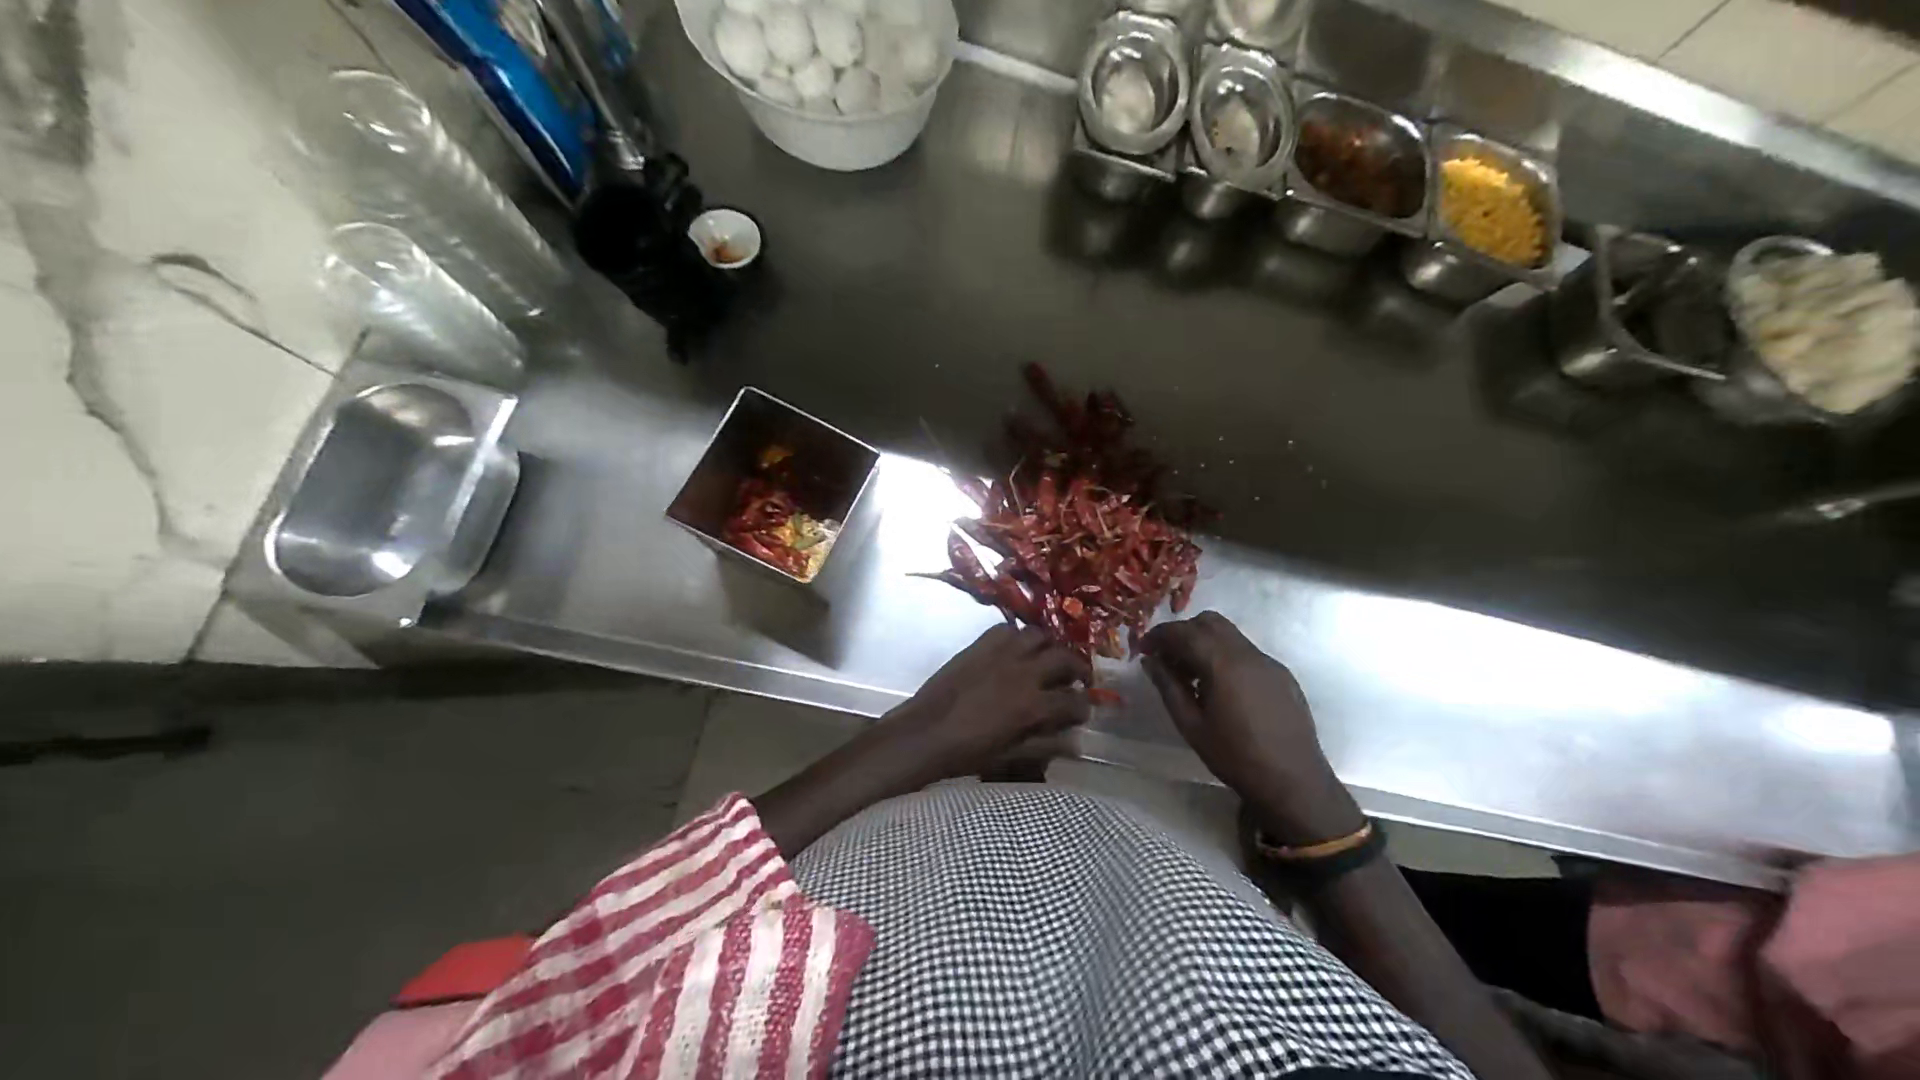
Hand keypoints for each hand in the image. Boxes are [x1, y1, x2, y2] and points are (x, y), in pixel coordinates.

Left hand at [881, 624, 1090, 784]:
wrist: (925, 733)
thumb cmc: (967, 753)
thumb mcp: (1011, 755)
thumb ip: (1046, 745)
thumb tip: (1076, 743)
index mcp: (1033, 706)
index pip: (1074, 701)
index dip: (1083, 707)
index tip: (1082, 710)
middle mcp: (1024, 673)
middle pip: (1065, 659)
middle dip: (1078, 669)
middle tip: (1076, 678)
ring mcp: (1001, 654)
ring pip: (1039, 635)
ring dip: (1049, 646)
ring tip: (1048, 657)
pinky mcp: (980, 644)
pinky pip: (1007, 629)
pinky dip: (1017, 636)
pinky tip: (1016, 648)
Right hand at [1140, 611, 1362, 844]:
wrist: (1293, 782)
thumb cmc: (1235, 756)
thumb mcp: (1191, 725)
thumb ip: (1168, 687)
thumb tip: (1150, 661)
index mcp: (1223, 664)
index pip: (1184, 632)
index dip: (1159, 636)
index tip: (1143, 650)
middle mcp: (1248, 654)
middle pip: (1209, 622)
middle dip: (1183, 633)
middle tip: (1167, 658)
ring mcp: (1268, 662)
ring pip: (1230, 634)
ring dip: (1205, 643)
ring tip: (1191, 674)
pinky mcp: (1281, 674)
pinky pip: (1246, 652)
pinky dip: (1225, 656)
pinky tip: (1220, 687)